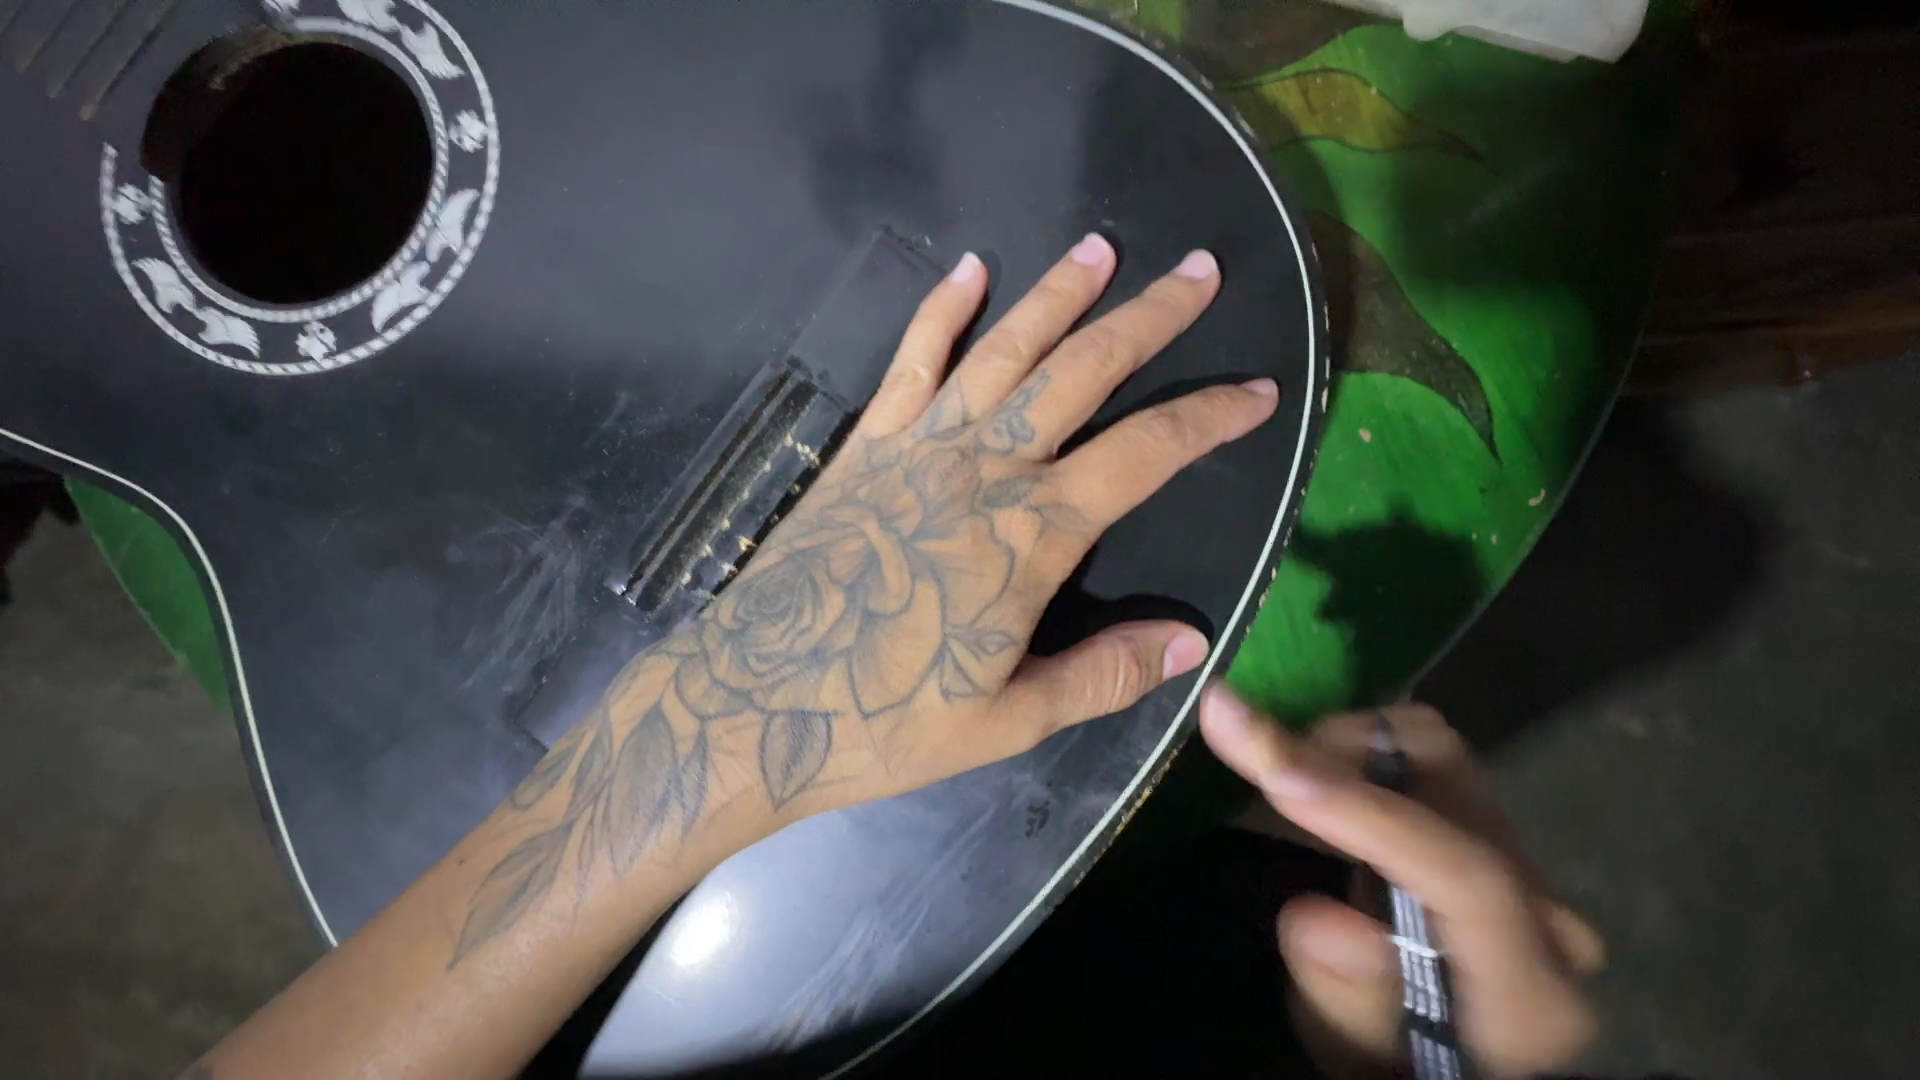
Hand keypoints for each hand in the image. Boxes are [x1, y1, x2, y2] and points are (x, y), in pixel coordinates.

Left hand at [571, 234, 1275, 841]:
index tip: (1256, 392)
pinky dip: (942, 311)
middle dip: (1148, 320)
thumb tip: (1191, 642)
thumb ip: (1102, 676)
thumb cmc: (883, 722)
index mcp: (1030, 534)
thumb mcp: (1007, 719)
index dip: (1207, 419)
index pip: (1144, 455)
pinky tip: (970, 270)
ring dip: (1058, 295)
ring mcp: (918, 447)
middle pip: (1082, 373)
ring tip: (1102, 251)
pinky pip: (911, 362)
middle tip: (1198, 273)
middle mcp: (982, 469)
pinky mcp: (867, 447)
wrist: (754, 703)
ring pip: (1003, 351)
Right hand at [1200, 687, 1604, 1079]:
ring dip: (1340, 741)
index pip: (1464, 878)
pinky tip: (1310, 768)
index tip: (1274, 773)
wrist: (1434, 1040)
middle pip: (1447, 787)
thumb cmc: (1379, 1054)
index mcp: (1530, 993)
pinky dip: (1353, 738)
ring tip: (1279, 769)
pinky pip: (1418, 745)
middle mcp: (1542, 909)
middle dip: (1333, 756)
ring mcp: (1519, 855)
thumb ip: (1341, 996)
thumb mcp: (1344, 1048)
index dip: (1368, 815)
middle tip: (1245, 745)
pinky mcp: (1484, 821)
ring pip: (1430, 745)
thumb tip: (1319, 920)